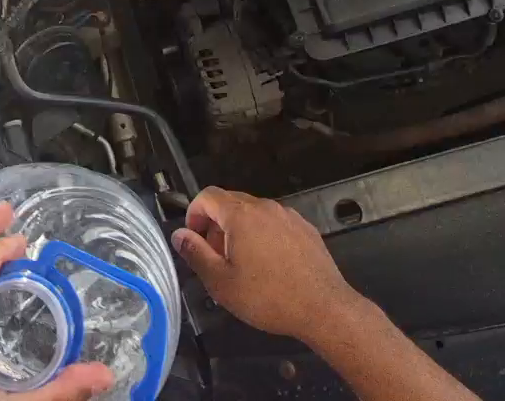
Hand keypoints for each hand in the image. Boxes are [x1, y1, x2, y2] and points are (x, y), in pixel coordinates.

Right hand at [171, 187, 361, 343]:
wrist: (325, 309)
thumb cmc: (269, 297)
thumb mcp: (222, 283)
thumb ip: (196, 254)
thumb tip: (179, 235)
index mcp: (240, 215)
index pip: (208, 196)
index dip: (194, 213)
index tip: (194, 238)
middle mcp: (264, 206)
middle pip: (230, 201)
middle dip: (216, 223)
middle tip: (215, 255)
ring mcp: (287, 215)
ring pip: (254, 212)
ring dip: (240, 229)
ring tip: (243, 262)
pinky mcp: (305, 228)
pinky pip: (275, 222)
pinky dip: (264, 234)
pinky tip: (271, 264)